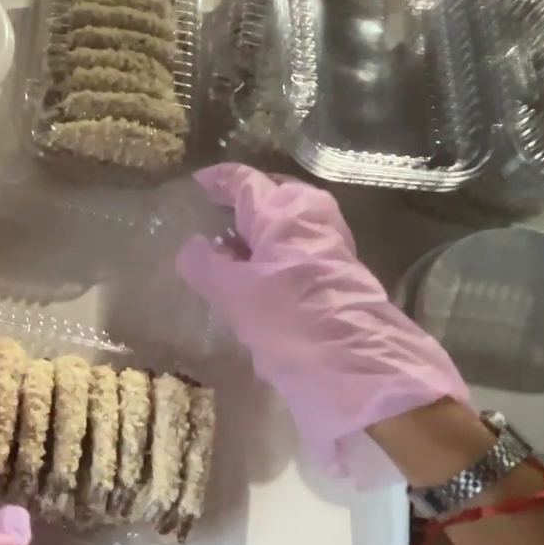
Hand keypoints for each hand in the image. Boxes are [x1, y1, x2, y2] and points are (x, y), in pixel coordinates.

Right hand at [176, 163, 468, 486]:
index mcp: (283, 211)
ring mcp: (329, 243)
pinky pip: (298, 245)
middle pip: (274, 194)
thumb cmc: (285, 317)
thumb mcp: (233, 292)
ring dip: (262, 228)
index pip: (246, 182)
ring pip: (289, 222)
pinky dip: (275, 248)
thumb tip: (192, 247)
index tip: (199, 183)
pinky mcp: (336, 272)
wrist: (351, 364)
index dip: (220, 180)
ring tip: (231, 245)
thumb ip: (206, 266)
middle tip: (217, 211)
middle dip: (247, 200)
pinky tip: (258, 272)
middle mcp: (311, 217)